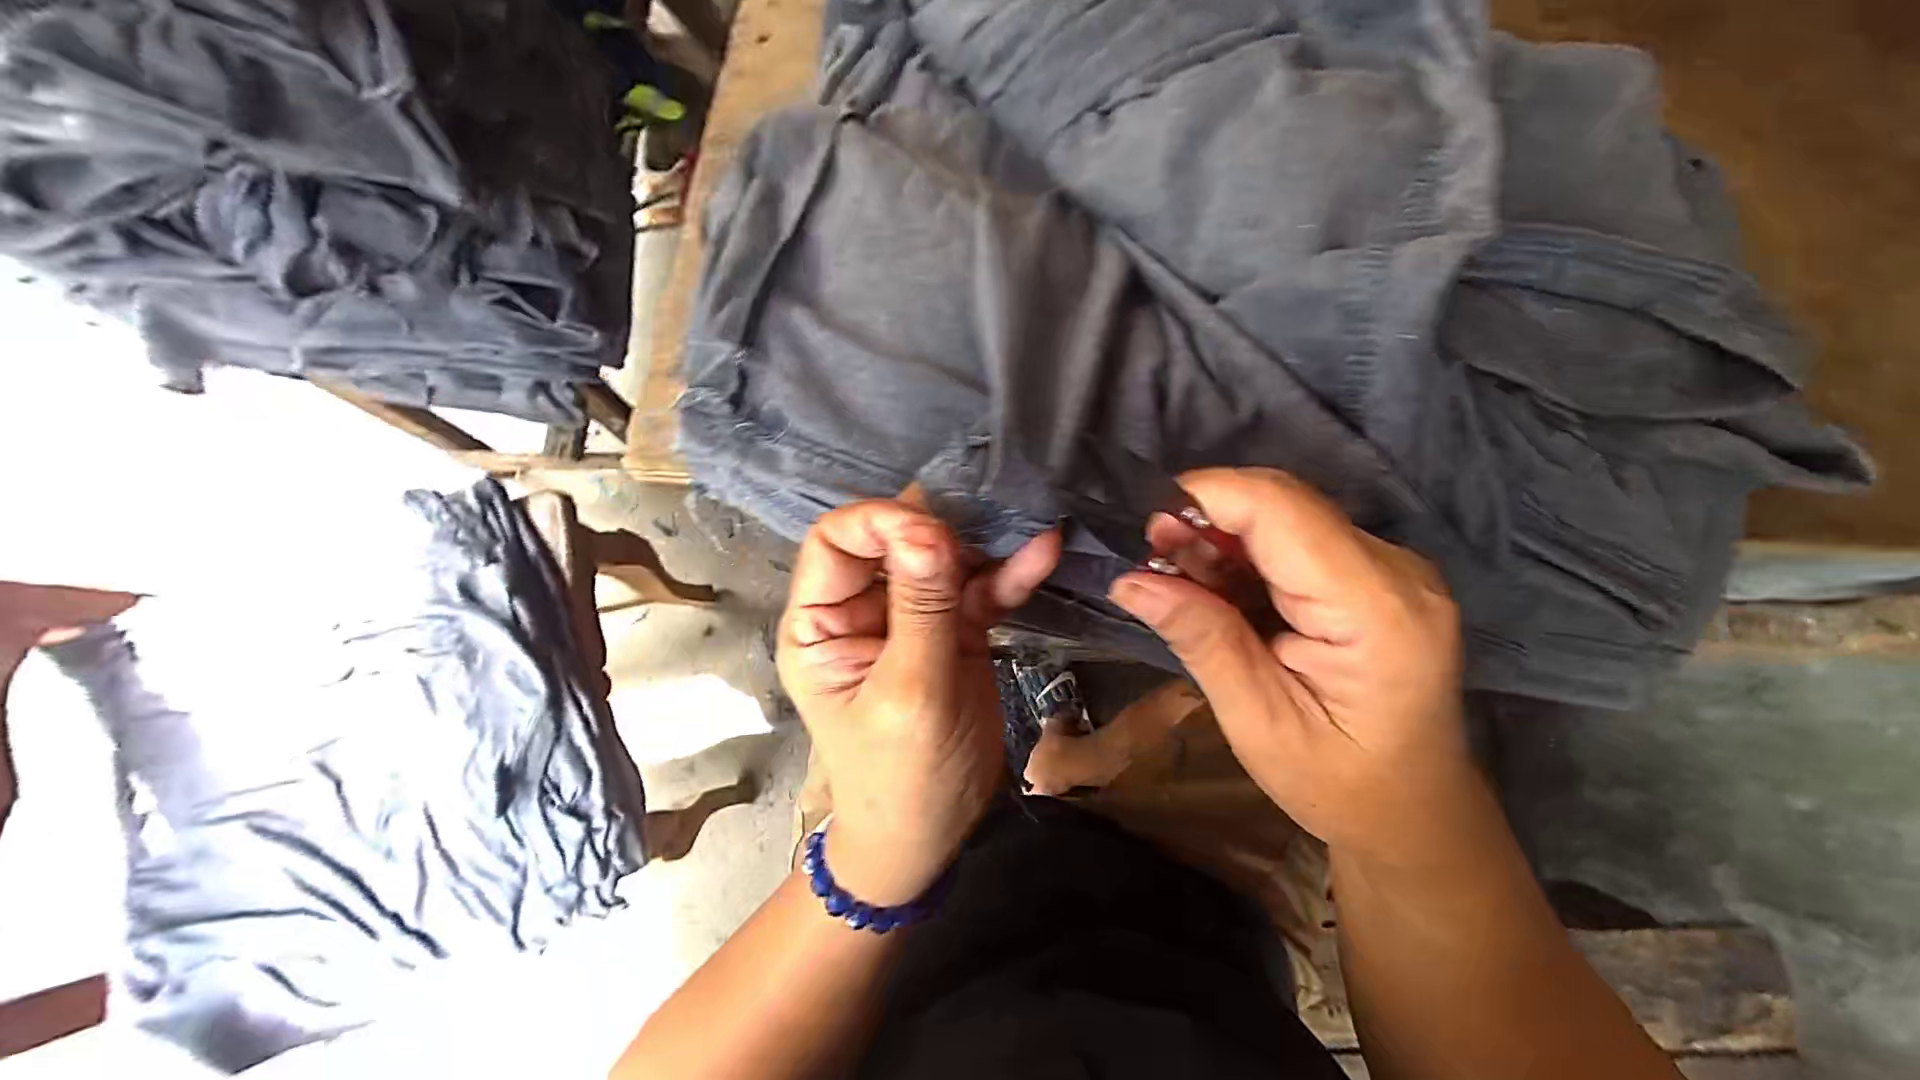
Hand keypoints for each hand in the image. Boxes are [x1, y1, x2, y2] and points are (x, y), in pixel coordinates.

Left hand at [776, 496, 1059, 904]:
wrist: (930, 836)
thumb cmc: (900, 777)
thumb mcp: (909, 694)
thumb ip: (922, 610)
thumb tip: (928, 529)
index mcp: (820, 624)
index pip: (835, 542)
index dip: (879, 523)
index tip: (933, 531)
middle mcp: (861, 611)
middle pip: (892, 541)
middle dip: (938, 527)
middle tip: (987, 522)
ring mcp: (911, 619)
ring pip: (941, 560)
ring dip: (982, 543)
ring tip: (1025, 524)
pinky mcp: (954, 632)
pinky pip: (978, 592)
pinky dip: (1008, 575)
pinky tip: (1043, 553)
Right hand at [1107, 467, 1472, 869]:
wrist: (1413, 811)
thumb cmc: (1338, 784)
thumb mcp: (1257, 722)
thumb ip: (1202, 639)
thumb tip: (1130, 581)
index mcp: (1373, 610)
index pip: (1281, 509)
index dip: (1207, 497)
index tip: (1147, 529)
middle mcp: (1394, 571)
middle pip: (1283, 502)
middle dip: (1207, 516)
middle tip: (1153, 560)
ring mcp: (1390, 568)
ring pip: (1285, 514)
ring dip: (1220, 536)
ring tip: (1177, 579)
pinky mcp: (1375, 574)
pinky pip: (1296, 538)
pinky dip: (1244, 554)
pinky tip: (1216, 587)